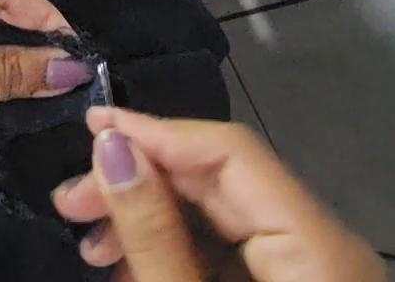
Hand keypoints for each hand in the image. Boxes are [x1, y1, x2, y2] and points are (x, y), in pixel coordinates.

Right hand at [53, 108, 384, 281]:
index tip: (89, 127)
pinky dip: (174, 254)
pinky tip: (129, 272)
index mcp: (319, 249)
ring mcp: (312, 276)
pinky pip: (229, 256)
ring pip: (220, 217)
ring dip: (149, 220)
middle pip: (222, 181)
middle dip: (141, 181)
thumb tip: (111, 144)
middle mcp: (325, 249)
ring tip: (90, 246)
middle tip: (70, 200)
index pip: (230, 152)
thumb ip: (152, 233)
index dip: (157, 131)